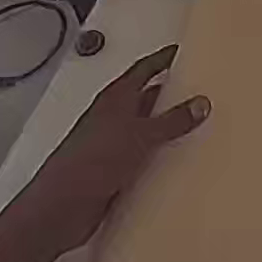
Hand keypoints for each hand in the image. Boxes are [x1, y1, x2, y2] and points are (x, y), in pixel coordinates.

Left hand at [10, 46, 209, 254]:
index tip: (184, 52)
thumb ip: (173, 120)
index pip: (144, 68)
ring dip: (167, 127)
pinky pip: (144, 156)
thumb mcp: (140, 135)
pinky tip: (180, 160)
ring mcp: (112, 144)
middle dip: (171, 93)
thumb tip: (202, 102)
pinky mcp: (113, 171)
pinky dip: (160, 155)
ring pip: (146, 128)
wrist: (60, 209)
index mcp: (116, 97)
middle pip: (146, 97)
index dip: (163, 59)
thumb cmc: (94, 160)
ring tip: (199, 124)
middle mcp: (113, 116)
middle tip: (201, 89)